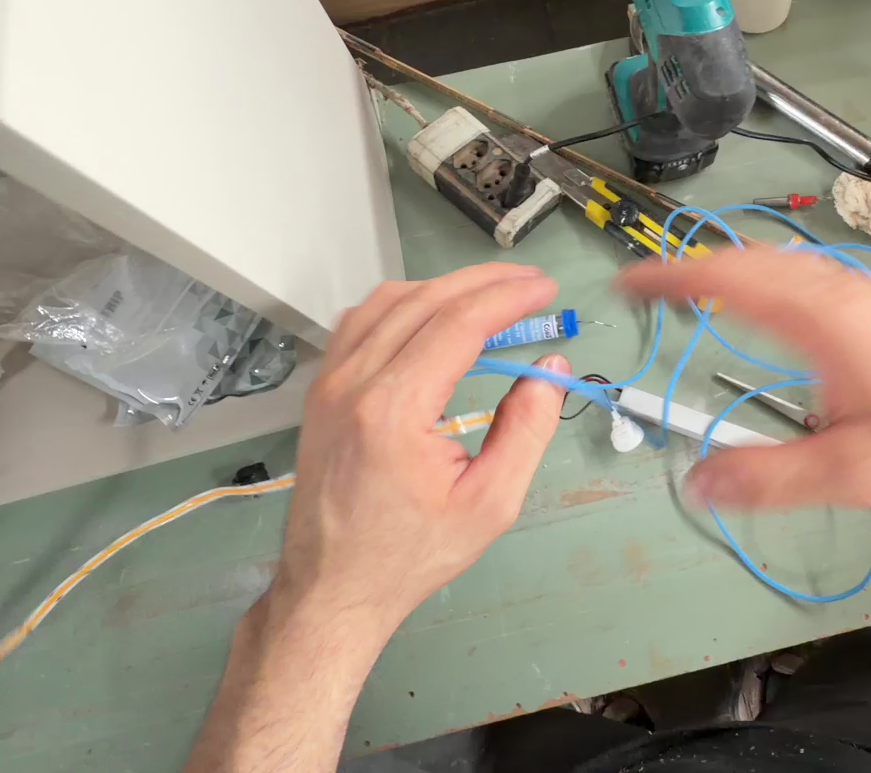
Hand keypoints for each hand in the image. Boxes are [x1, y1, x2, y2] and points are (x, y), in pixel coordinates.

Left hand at [275, 262, 566, 630]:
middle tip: (530, 282)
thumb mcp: (491, 503)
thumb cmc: (414, 553)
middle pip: (426, 299)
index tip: (546, 289)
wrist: (332, 589)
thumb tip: (550, 365)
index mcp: (395, 409)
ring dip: (446, 286)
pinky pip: (361, 320)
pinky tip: (432, 312)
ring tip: (491, 294)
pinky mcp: (320, 388)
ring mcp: (329, 380)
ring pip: (390, 300)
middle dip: (486, 282)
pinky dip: (405, 302)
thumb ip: (527, 428)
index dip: (509, 297)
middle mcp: (354, 381)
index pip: (459, 323)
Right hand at [618, 249, 870, 510]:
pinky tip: (759, 299)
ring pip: (774, 261)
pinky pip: (798, 272)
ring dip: (725, 268)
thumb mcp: (855, 473)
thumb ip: (771, 478)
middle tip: (646, 288)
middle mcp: (835, 290)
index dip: (671, 277)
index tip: (628, 281)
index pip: (729, 280)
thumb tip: (697, 483)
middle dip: (689, 268)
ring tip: (688, 290)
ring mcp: (856, 290)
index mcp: (822, 319)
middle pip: (746, 260)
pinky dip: (758, 275)